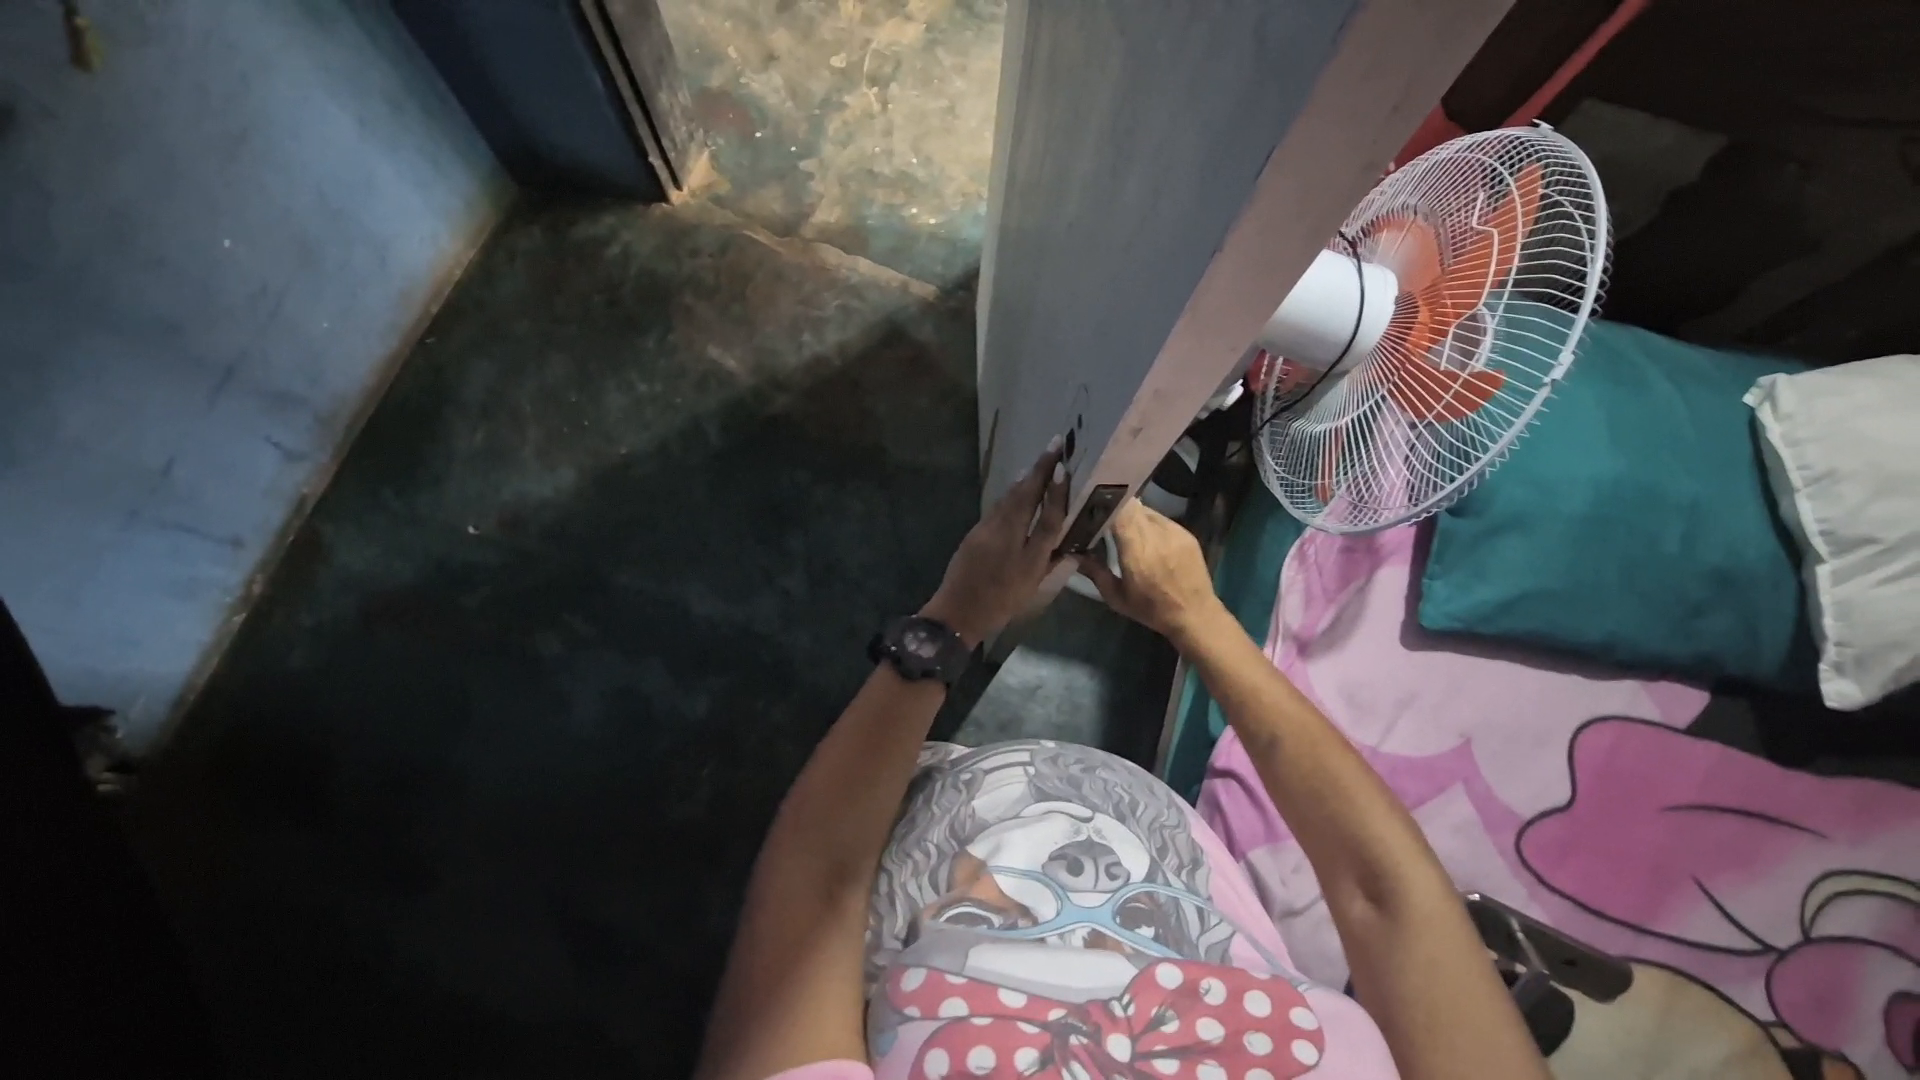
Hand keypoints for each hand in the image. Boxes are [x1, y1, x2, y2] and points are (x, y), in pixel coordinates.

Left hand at [921, 439, 1070, 644]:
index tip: (1063, 469)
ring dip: (1027, 477)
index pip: (1048, 520)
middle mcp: (1010, 540)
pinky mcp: (975, 531)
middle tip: (1055, 445)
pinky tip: (1019, 484)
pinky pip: (998, 507)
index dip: (1057, 494)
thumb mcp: (1032, 589)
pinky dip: (1011, 493)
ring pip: (1010, 498)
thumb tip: (1072, 548)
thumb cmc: (1000, 606)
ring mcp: (989, 532)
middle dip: (1041, 470)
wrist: (958, 612)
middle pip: (1027, 498)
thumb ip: (1051, 565)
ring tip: (1042, 459)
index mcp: (1029, 559)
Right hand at [1078, 499, 1222, 642]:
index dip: (1103, 505)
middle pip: (1131, 505)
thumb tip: (1073, 553)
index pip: (1119, 511)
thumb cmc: (1151, 610)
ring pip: (1146, 509)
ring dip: (1132, 515)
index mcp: (1136, 550)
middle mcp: (1156, 534)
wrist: (1195, 614)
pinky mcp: (1186, 532)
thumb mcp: (1116, 597)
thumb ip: (1094, 572)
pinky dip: (1149, 522)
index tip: (1090, 509)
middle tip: (1102, 516)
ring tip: (1123, 527)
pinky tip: (1145, 536)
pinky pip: (1161, 518)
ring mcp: (1173, 531)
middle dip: (1115, 508)